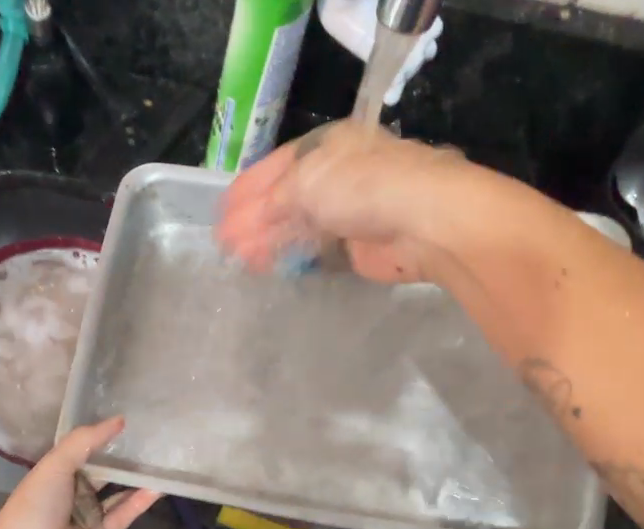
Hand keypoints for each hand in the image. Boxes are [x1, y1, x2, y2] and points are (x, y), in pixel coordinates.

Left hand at [0, 417, 161, 528]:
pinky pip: (124, 515)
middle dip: (120, 459)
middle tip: (149, 438)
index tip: (126, 421)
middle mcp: (70, 495)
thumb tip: (119, 420)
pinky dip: (140, 502)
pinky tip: (159, 486)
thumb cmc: (36, 506)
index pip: (80, 452)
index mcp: (53, 476)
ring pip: (116, 493)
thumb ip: (85, 441)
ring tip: (160, 459)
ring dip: (135, 479)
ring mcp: (87, 517)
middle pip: (101, 473)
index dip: (100, 438)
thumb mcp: (55, 465)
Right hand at [215, 121, 471, 284]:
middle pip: (285, 199)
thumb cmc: (362, 186)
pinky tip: (269, 267)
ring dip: (267, 241)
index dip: (246, 189)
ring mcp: (348, 212)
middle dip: (253, 220)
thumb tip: (244, 224)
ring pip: (298, 226)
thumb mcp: (305, 182)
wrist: (422, 221)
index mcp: (326, 146)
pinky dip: (290, 257)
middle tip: (224, 243)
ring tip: (240, 260)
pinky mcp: (356, 246)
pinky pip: (315, 250)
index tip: (221, 212)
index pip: (275, 166)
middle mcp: (337, 175)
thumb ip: (271, 203)